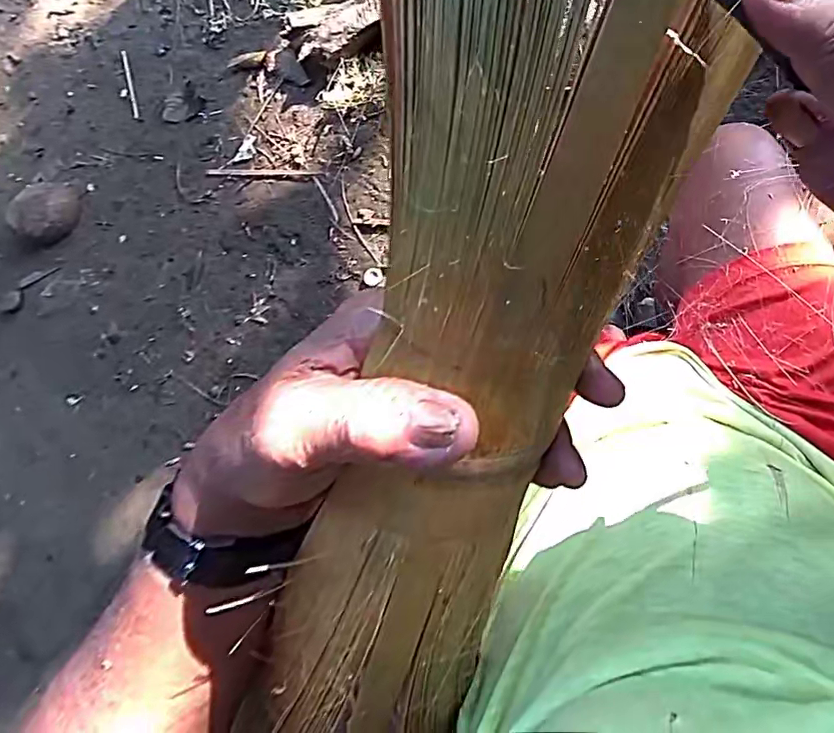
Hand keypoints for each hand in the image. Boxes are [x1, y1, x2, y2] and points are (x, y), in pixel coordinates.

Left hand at [171, 293, 623, 537]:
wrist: (228, 530)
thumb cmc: (251, 459)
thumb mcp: (295, 430)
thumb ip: (367, 421)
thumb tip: (464, 424)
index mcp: (384, 321)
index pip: (472, 304)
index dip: (533, 320)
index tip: (587, 348)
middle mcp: (409, 353)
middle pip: (498, 348)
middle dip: (555, 370)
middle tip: (605, 401)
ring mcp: (418, 403)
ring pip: (499, 396)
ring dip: (545, 422)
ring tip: (570, 470)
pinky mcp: (420, 452)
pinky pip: (484, 442)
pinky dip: (520, 455)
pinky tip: (541, 478)